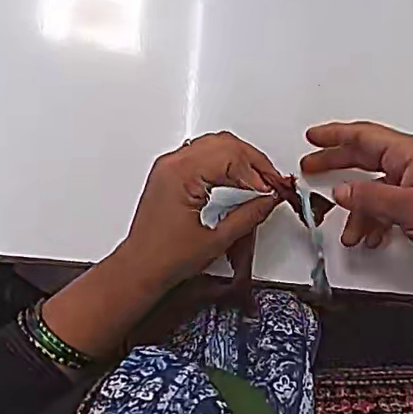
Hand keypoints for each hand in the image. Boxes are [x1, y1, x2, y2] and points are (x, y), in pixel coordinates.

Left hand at [42, 132, 285, 363]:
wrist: (140, 269)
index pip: (231, 156)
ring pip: (215, 144)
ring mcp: (170, 167)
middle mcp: (173, 165)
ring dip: (241, 159)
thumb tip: (268, 200)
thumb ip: (248, 216)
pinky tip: (239, 179)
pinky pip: (203, 153)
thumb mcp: (217, 240)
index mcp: (181, 175)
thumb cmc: (164, 258)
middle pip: (225, 144)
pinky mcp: (170, 174)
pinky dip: (226, 162)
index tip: (272, 188)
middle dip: (253, 162)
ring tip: (260, 181)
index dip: (258, 172)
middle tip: (272, 182)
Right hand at [300, 121, 412, 259]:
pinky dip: (377, 219)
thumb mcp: (408, 207)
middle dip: (337, 164)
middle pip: (366, 157)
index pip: (363, 136)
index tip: (313, 137)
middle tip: (312, 168)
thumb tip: (342, 191)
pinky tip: (374, 236)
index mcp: (409, 153)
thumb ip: (369, 198)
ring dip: (359, 211)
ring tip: (352, 232)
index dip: (334, 136)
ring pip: (376, 189)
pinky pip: (390, 203)